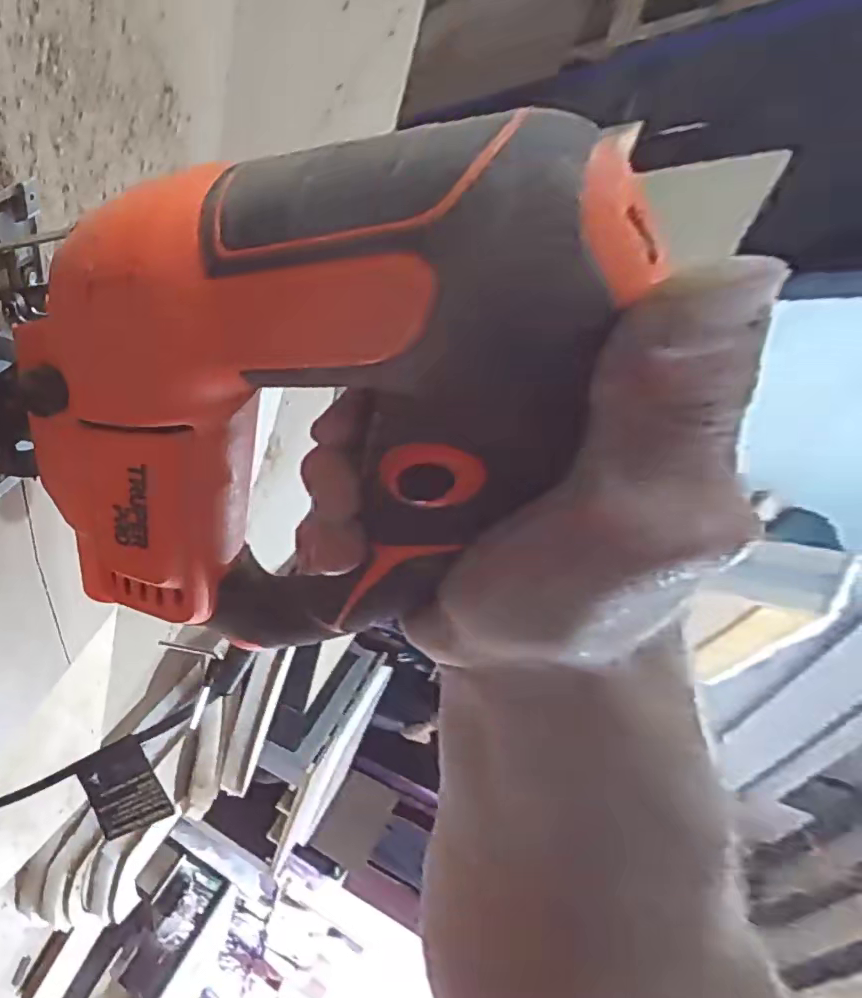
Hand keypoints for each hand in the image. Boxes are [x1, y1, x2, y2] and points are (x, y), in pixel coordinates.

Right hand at [295, 256, 788, 668]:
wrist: (511, 667)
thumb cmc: (593, 599)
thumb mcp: (646, 512)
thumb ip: (670, 414)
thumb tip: (727, 276)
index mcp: (586, 382)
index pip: (514, 305)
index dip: (446, 307)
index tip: (391, 335)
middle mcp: (505, 402)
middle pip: (401, 371)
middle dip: (354, 419)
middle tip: (339, 464)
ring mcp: (439, 447)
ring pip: (354, 429)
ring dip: (330, 483)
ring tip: (341, 536)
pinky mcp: (390, 487)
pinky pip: (335, 479)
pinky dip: (323, 515)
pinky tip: (334, 552)